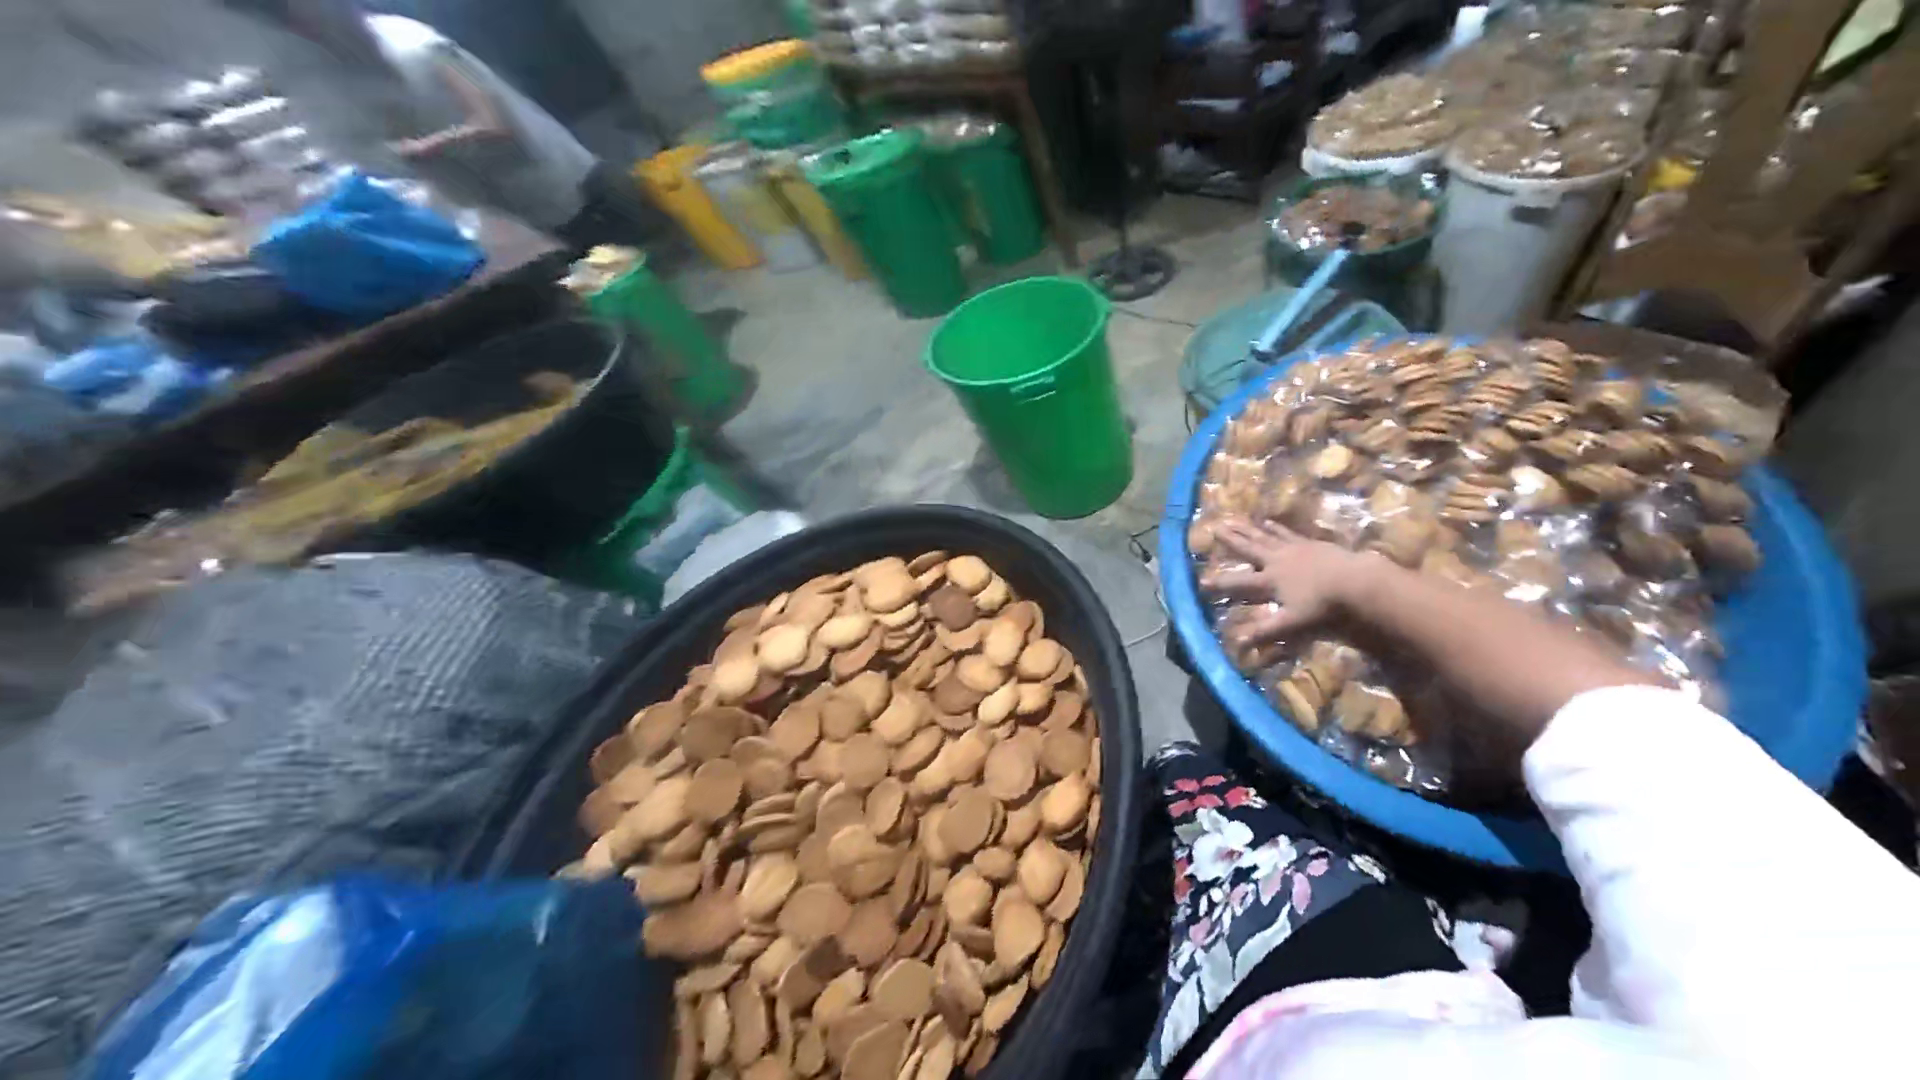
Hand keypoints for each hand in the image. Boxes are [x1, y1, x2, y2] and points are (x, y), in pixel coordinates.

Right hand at [1200, 518, 1374, 638]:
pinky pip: (1286, 533)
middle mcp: (1275, 561)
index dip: (1219, 583)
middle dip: (1231, 540)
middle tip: (1215, 529)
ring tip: (1234, 520)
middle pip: (1249, 549)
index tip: (1200, 581)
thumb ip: (1264, 631)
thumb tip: (1237, 643)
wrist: (1354, 580)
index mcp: (1269, 581)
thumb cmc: (1322, 604)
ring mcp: (1292, 549)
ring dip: (1247, 529)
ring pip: (1264, 537)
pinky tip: (1268, 522)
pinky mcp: (1308, 543)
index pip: (1238, 583)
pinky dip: (1275, 527)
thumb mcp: (1291, 622)